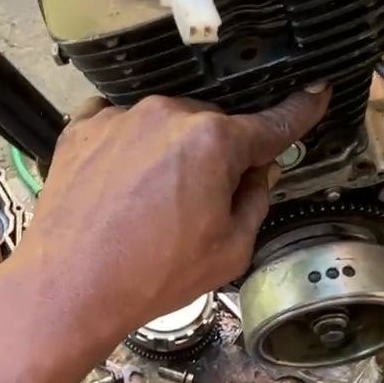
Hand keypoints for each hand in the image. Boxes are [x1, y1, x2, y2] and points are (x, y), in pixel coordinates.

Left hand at [9, 86, 328, 349]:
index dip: (299, 111)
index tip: (314, 95)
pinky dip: (129, 148)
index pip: (271, 123)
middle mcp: (166, 115)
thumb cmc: (149, 276)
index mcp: (213, 143)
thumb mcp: (229, 251)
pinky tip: (122, 188)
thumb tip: (255, 175)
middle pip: (212, 128)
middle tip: (199, 206)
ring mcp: (120, 117)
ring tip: (148, 207)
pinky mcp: (82, 128)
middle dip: (216, 157)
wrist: (69, 287)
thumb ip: (254, 202)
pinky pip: (121, 126)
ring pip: (165, 126)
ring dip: (169, 153)